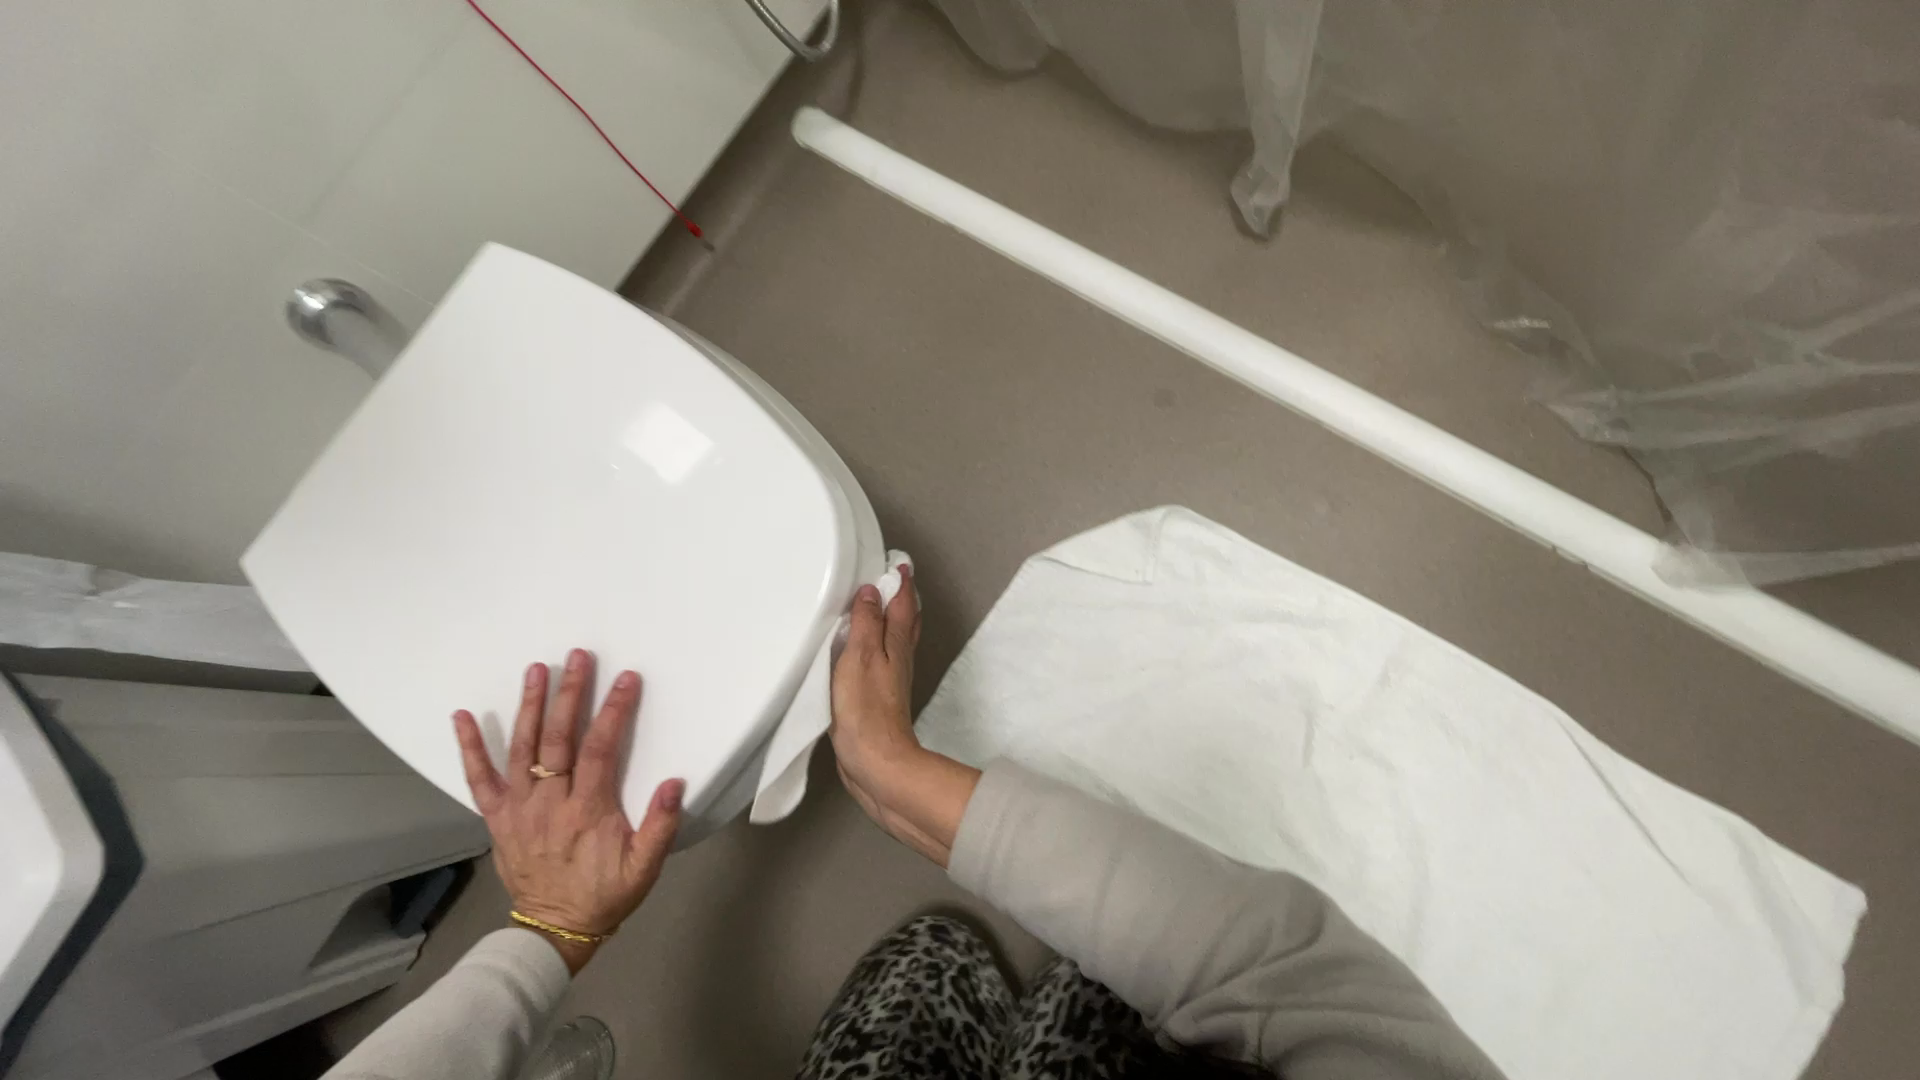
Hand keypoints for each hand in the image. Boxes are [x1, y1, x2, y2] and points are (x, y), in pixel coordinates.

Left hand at [452, 648, 683, 973]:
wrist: (554, 930)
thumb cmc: (606, 893)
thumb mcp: (645, 867)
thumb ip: (660, 825)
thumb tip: (673, 782)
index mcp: (588, 810)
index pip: (600, 749)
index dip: (614, 711)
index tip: (626, 679)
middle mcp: (549, 802)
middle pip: (558, 738)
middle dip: (570, 694)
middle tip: (578, 657)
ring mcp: (518, 809)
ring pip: (522, 749)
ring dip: (529, 707)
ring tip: (536, 669)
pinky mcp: (498, 818)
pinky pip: (480, 779)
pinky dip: (470, 748)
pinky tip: (463, 717)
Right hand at [830, 565, 979, 866]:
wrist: (876, 763)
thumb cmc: (866, 708)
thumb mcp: (861, 657)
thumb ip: (866, 624)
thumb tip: (873, 590)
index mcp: (896, 645)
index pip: (902, 605)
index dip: (901, 583)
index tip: (898, 562)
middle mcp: (899, 659)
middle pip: (904, 622)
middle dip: (900, 599)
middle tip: (891, 578)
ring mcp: (891, 680)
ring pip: (894, 641)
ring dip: (889, 620)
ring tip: (877, 605)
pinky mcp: (878, 699)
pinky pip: (880, 660)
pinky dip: (875, 644)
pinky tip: (861, 649)